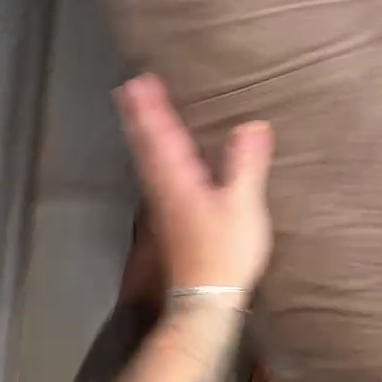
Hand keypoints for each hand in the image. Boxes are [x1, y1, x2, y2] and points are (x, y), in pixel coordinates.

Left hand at [114, 73, 273, 293]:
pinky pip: (155, 173)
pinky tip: (159, 156)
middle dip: (140, 116)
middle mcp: (164, 189)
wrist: (206, 300)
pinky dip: (152, 154)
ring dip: (142, 133)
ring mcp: (164, 205)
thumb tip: (253, 124)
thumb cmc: (225, 252)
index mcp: (179, 181)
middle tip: (129, 88)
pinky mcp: (171, 218)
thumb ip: (246, 164)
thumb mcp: (243, 206)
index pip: (162, 137)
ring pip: (148, 160)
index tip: (140, 81)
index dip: (152, 109)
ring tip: (136, 112)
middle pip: (147, 146)